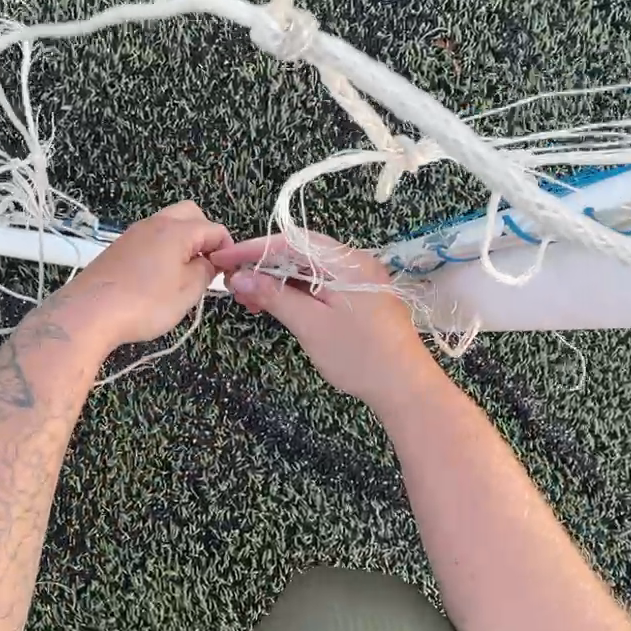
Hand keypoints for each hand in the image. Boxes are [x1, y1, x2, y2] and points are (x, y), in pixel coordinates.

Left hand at [56, 200, 231, 349]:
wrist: (89, 313)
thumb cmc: (143, 304)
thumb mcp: (186, 292)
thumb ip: (205, 272)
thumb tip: (210, 262)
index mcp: (176, 230)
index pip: (214, 229)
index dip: (226, 250)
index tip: (226, 272)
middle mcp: (154, 224)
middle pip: (190, 214)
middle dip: (204, 236)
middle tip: (206, 266)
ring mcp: (133, 234)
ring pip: (167, 225)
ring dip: (181, 242)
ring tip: (183, 275)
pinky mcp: (118, 248)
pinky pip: (149, 239)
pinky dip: (161, 250)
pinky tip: (158, 278)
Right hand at [211, 232, 439, 418]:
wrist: (406, 388)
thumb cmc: (360, 356)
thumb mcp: (310, 324)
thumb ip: (274, 296)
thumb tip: (239, 278)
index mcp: (346, 262)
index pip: (290, 242)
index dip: (252, 249)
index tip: (223, 259)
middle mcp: (353, 264)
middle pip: (298, 253)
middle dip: (261, 266)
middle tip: (231, 283)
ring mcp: (357, 282)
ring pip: (306, 271)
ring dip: (275, 281)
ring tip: (246, 298)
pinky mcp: (357, 299)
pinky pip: (318, 285)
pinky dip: (293, 293)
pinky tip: (273, 305)